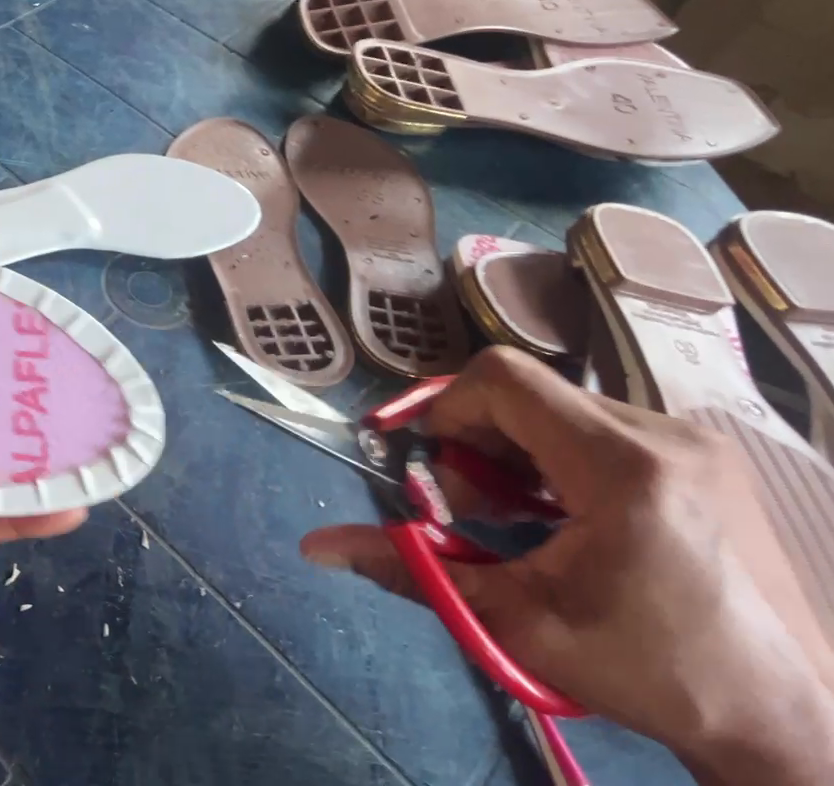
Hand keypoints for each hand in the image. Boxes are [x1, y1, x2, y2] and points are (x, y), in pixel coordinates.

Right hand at [299, 347, 833, 785]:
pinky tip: (564, 516)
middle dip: (476, 439)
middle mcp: (664, 434)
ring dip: (514, 449)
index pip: (501, 378)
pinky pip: (599, 427)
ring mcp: (692, 444)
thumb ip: (410, 569)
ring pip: (559, 407)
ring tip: (519, 517)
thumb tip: (314, 546)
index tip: (438, 469)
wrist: (797, 721)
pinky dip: (555, 457)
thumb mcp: (514, 621)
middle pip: (526, 391)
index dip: (446, 409)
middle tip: (473, 507)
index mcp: (623, 466)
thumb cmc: (651, 670)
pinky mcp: (703, 460)